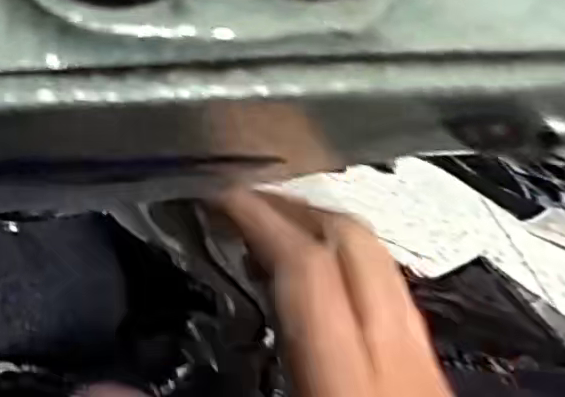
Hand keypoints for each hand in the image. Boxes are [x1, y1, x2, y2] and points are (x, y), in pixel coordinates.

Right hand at [218, 188, 451, 396]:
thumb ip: (227, 373)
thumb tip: (130, 375)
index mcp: (356, 382)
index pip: (307, 260)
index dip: (256, 211)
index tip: (214, 188)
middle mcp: (405, 367)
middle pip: (353, 241)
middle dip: (288, 204)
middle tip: (237, 199)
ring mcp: (429, 373)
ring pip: (379, 262)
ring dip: (317, 229)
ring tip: (265, 232)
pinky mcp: (434, 380)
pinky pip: (390, 294)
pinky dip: (343, 267)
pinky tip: (308, 289)